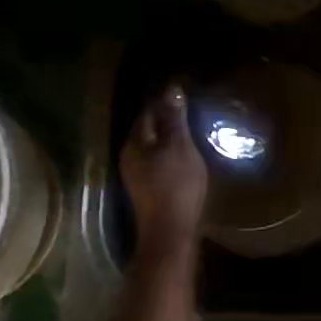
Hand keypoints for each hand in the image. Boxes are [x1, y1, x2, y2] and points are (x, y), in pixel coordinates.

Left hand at [120, 85, 208, 253]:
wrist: (170, 232)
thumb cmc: (177, 185)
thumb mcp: (180, 146)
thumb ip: (174, 118)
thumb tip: (171, 89)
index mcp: (135, 142)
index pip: (148, 111)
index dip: (165, 101)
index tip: (185, 94)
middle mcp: (129, 155)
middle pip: (147, 129)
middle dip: (166, 119)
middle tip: (190, 112)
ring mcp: (136, 174)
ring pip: (152, 147)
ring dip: (168, 138)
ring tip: (191, 132)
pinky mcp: (146, 189)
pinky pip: (156, 162)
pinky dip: (169, 154)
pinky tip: (185, 157)